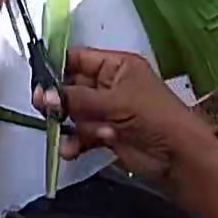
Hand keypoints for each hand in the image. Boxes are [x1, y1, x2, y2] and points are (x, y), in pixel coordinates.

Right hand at [36, 47, 217, 217]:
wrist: (180, 158)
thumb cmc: (153, 117)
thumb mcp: (113, 102)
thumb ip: (75, 98)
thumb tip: (43, 95)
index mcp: (116, 66)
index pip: (79, 58)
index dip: (57, 65)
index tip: (37, 77)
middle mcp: (110, 84)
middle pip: (72, 85)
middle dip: (57, 97)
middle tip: (41, 105)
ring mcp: (108, 110)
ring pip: (74, 110)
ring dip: (66, 122)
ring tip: (56, 129)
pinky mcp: (107, 133)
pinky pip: (82, 132)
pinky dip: (75, 141)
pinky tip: (71, 149)